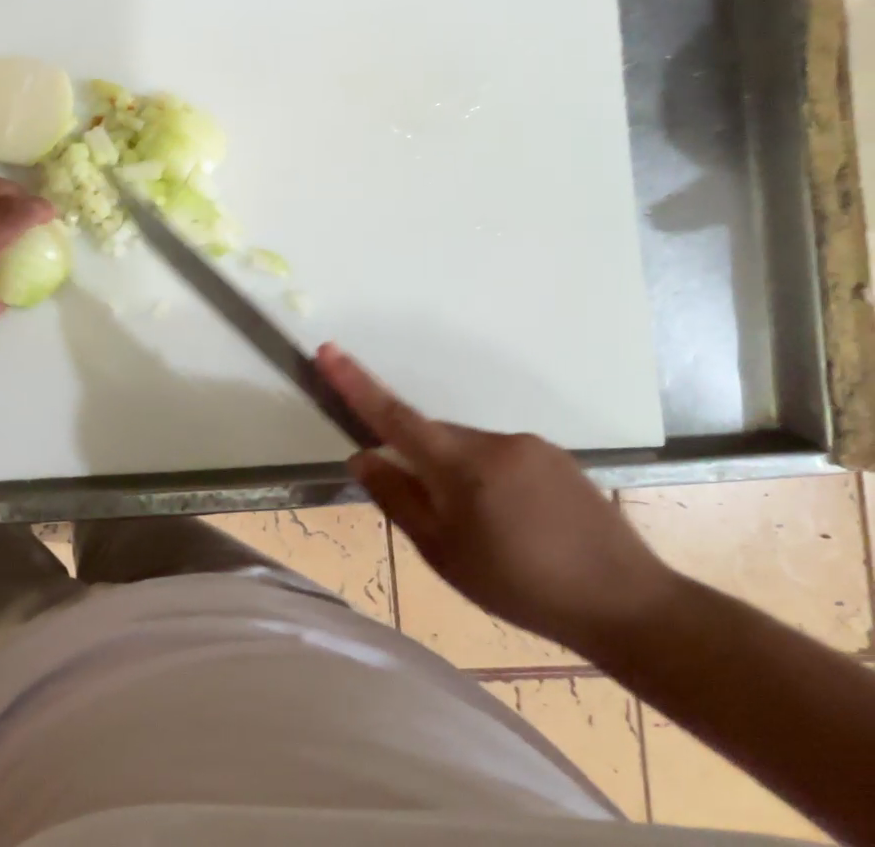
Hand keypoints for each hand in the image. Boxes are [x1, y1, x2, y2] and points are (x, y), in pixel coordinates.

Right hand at [316, 344, 681, 654]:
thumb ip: (397, 498)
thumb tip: (361, 457)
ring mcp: (534, 448)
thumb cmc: (520, 586)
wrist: (630, 606)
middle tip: (425, 515)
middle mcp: (497, 441)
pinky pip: (498, 457)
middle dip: (415, 459)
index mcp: (462, 464)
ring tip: (474, 530)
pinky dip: (484, 479)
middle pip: (432, 435)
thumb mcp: (441, 552)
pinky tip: (505, 523)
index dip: (356, 383)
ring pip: (466, 448)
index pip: (394, 416)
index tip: (327, 351)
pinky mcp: (559, 461)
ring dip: (452, 474)